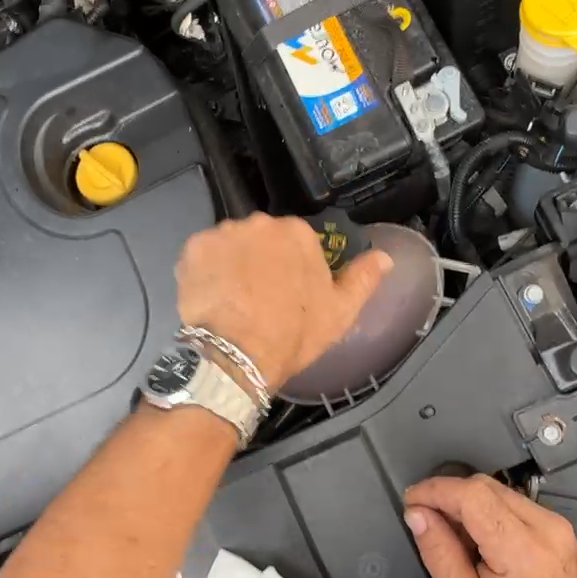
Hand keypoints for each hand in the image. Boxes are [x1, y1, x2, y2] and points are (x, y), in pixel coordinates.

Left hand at [174, 214, 391, 387]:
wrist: (238, 354)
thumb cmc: (292, 333)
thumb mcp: (340, 312)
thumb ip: (363, 279)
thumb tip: (384, 257)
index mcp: (297, 232)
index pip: (296, 241)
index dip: (292, 267)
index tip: (288, 292)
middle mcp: (259, 223)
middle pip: (261, 239)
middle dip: (260, 261)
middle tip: (259, 297)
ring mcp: (223, 234)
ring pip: (230, 246)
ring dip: (232, 264)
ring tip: (233, 300)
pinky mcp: (192, 250)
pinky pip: (201, 256)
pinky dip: (205, 272)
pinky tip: (212, 297)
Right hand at [404, 474, 576, 577]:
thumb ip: (440, 556)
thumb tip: (416, 514)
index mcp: (522, 553)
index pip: (473, 496)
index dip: (436, 490)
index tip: (410, 503)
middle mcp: (546, 528)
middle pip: (483, 487)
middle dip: (447, 495)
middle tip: (426, 522)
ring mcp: (556, 523)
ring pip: (495, 489)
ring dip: (465, 502)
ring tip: (452, 535)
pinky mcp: (557, 525)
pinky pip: (510, 500)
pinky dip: (484, 509)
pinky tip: (477, 539)